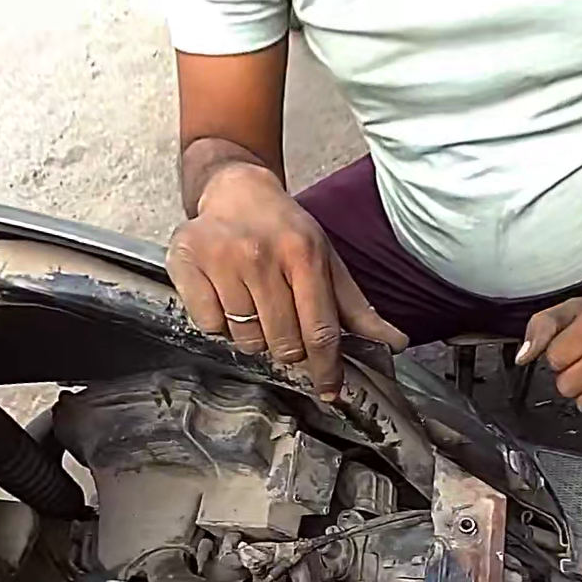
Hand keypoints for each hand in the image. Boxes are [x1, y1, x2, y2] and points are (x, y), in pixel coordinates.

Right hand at [167, 163, 408, 400]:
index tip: (328, 392)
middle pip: (281, 343)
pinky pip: (209, 326)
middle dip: (286, 348)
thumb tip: (394, 344)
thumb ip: (356, 308)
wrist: (234, 189)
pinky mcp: (187, 262)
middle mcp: (261, 255)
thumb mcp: (327, 261)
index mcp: (303, 253)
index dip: (326, 369)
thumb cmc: (285, 230)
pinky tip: (224, 297)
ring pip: (244, 339)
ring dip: (252, 336)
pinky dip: (218, 323)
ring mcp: (221, 258)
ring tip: (251, 305)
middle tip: (281, 325)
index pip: (319, 329)